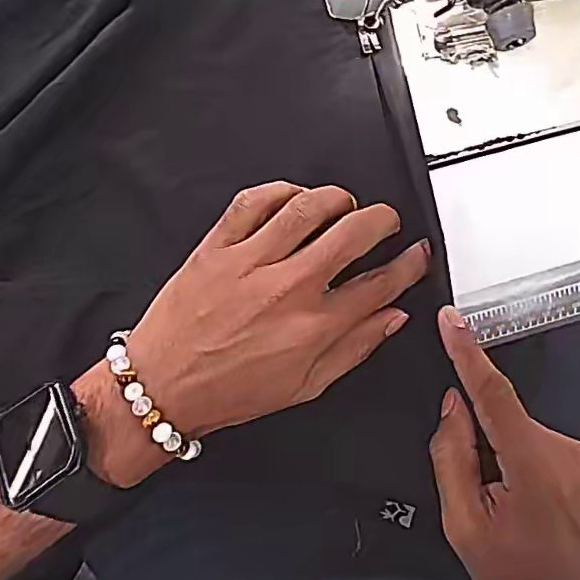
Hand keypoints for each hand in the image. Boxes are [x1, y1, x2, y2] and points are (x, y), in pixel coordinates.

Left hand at [82, 182, 431, 485]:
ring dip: (337, 197)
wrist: (163, 386)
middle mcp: (286, 289)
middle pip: (353, 234)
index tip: (415, 254)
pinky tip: (292, 197)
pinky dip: (280, 190)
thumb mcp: (305, 386)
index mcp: (312, 327)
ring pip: (307, 207)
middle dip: (383, 219)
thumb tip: (390, 318)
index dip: (409, 264)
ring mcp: (250, 263)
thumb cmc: (227, 390)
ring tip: (345, 203)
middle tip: (385, 220)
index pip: (379, 284)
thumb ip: (355, 348)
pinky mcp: (217, 247)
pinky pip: (252, 201)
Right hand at [428, 306, 579, 579]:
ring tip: (508, 506)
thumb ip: (452, 453)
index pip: (495, 395)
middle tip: (478, 488)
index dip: (468, 354)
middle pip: (505, 416)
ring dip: (503, 451)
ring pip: (522, 429)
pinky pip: (542, 442)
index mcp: (536, 469)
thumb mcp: (463, 523)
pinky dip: (523, 458)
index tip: (452, 320)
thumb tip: (455, 404)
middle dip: (480, 436)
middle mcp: (570, 454)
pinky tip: (527, 502)